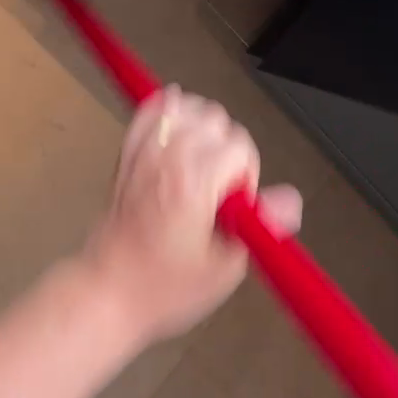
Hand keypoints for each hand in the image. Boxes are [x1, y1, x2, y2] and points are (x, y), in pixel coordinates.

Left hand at [79, 86, 302, 344]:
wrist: (108, 291)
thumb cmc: (159, 287)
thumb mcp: (225, 268)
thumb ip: (260, 225)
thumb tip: (288, 201)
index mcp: (193, 183)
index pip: (239, 145)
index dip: (247, 175)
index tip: (237, 203)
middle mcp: (167, 159)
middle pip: (215, 119)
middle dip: (226, 148)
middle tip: (221, 187)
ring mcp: (143, 152)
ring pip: (185, 106)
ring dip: (200, 127)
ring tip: (201, 162)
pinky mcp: (126, 154)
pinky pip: (149, 111)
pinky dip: (166, 113)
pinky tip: (176, 133)